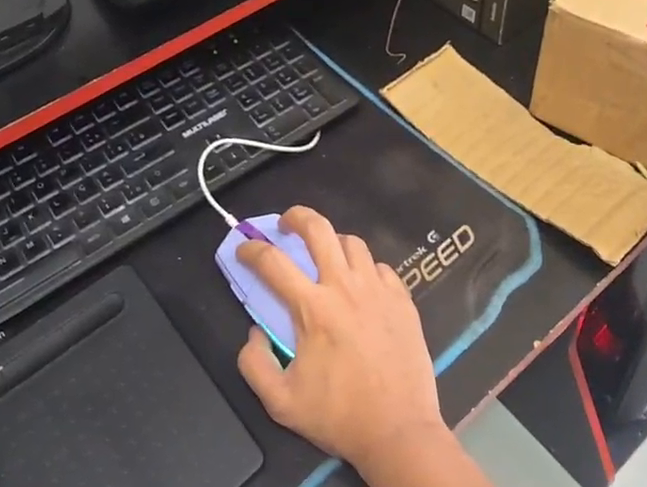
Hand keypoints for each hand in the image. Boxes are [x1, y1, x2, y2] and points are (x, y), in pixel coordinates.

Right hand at [235, 207, 446, 469]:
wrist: (399, 431)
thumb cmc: (339, 415)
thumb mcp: (281, 402)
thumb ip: (254, 364)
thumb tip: (254, 333)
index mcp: (313, 307)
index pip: (272, 261)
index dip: (251, 250)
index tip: (243, 250)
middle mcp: (345, 287)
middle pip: (318, 229)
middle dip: (296, 216)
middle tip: (286, 225)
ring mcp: (378, 290)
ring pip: (353, 243)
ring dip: (333, 243)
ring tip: (325, 257)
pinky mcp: (403, 300)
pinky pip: (381, 267)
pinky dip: (365, 269)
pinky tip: (361, 285)